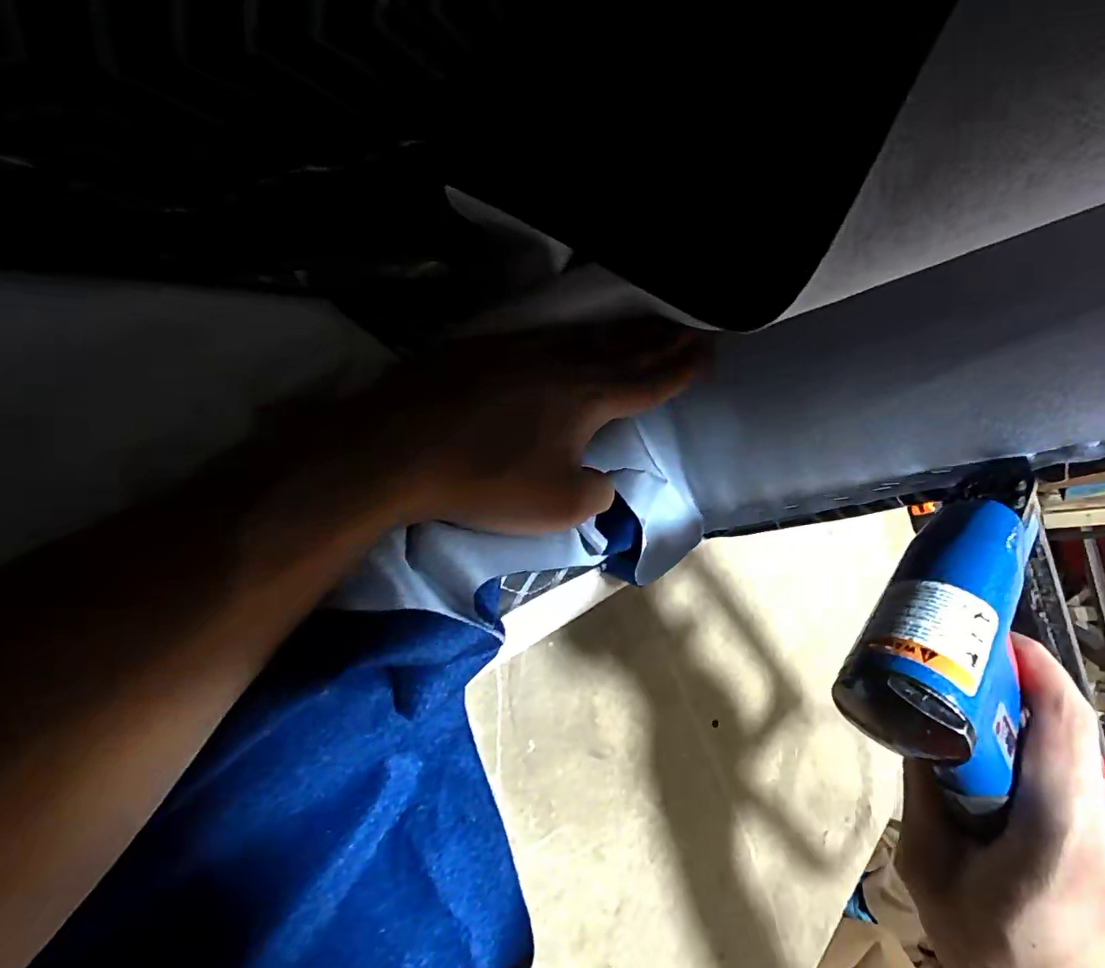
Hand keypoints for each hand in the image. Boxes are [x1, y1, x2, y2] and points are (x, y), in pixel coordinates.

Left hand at [376, 321, 706, 534]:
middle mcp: (560, 364)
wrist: (398, 449)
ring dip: (618, 333)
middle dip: (659, 342)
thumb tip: (600, 479)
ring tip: (642, 325)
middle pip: (621, 349)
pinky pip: (541, 336)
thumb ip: (597, 492)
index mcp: (588, 399)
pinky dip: (569, 335)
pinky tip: (566, 336)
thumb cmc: (489, 480)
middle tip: (687, 329)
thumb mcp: (561, 505)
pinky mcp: (481, 350)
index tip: (706, 353)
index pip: (647, 382)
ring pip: (582, 337)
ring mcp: (518, 351)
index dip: (680, 371)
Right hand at [897, 635, 1104, 967]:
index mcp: (1061, 840)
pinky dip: (1057, 795)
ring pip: (1081, 771)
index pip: (1067, 725)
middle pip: (1070, 741)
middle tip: (971, 723)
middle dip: (1018, 719)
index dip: (1039, 669)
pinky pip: (1096, 798)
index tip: (1001, 641)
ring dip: (1035, 764)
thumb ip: (926, 798)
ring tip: (995, 801)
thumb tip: (925, 735)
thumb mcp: (933, 880)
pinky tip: (1030, 836)